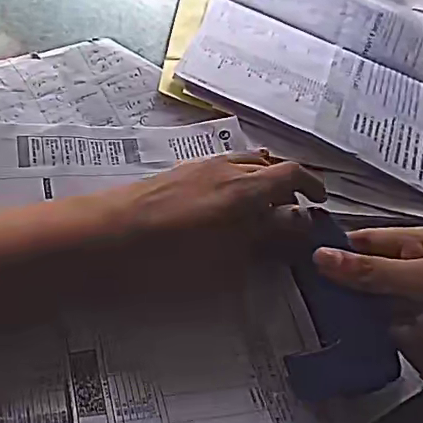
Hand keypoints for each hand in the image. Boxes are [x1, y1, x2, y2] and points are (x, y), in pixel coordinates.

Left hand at [93, 152, 324, 269]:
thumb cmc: (168, 257)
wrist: (103, 236)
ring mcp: (196, 166)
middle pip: (267, 164)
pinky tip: (220, 209)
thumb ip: (265, 238)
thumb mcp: (227, 258)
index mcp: (244, 187)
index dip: (311, 186)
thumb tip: (296, 224)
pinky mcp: (174, 173)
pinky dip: (233, 182)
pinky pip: (217, 169)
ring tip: (256, 212)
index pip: (292, 174)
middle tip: (288, 213)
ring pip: (240, 164)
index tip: (319, 202)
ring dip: (257, 181)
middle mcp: (224, 167)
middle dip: (284, 185)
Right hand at [313, 227, 422, 422]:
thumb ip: (376, 272)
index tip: (301, 252)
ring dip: (352, 303)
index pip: (374, 238)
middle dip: (341, 275)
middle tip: (299, 283)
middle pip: (373, 268)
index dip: (340, 245)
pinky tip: (344, 332)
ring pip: (378, 299)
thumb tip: (324, 257)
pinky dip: (369, 331)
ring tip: (311, 307)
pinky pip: (390, 330)